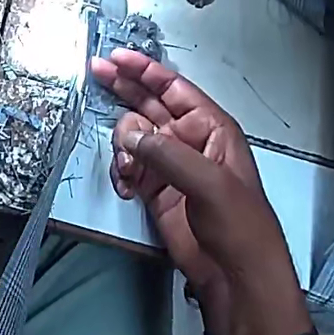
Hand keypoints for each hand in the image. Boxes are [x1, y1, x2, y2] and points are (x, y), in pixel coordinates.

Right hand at [89, 49, 310, 334]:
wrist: (233, 277)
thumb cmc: (238, 225)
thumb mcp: (210, 184)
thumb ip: (167, 153)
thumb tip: (127, 130)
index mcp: (210, 129)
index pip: (174, 89)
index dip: (145, 70)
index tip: (116, 57)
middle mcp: (187, 140)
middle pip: (148, 103)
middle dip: (123, 88)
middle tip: (95, 70)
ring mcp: (168, 164)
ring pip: (132, 136)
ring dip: (122, 146)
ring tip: (126, 167)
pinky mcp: (152, 187)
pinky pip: (126, 165)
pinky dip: (120, 172)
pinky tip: (126, 187)